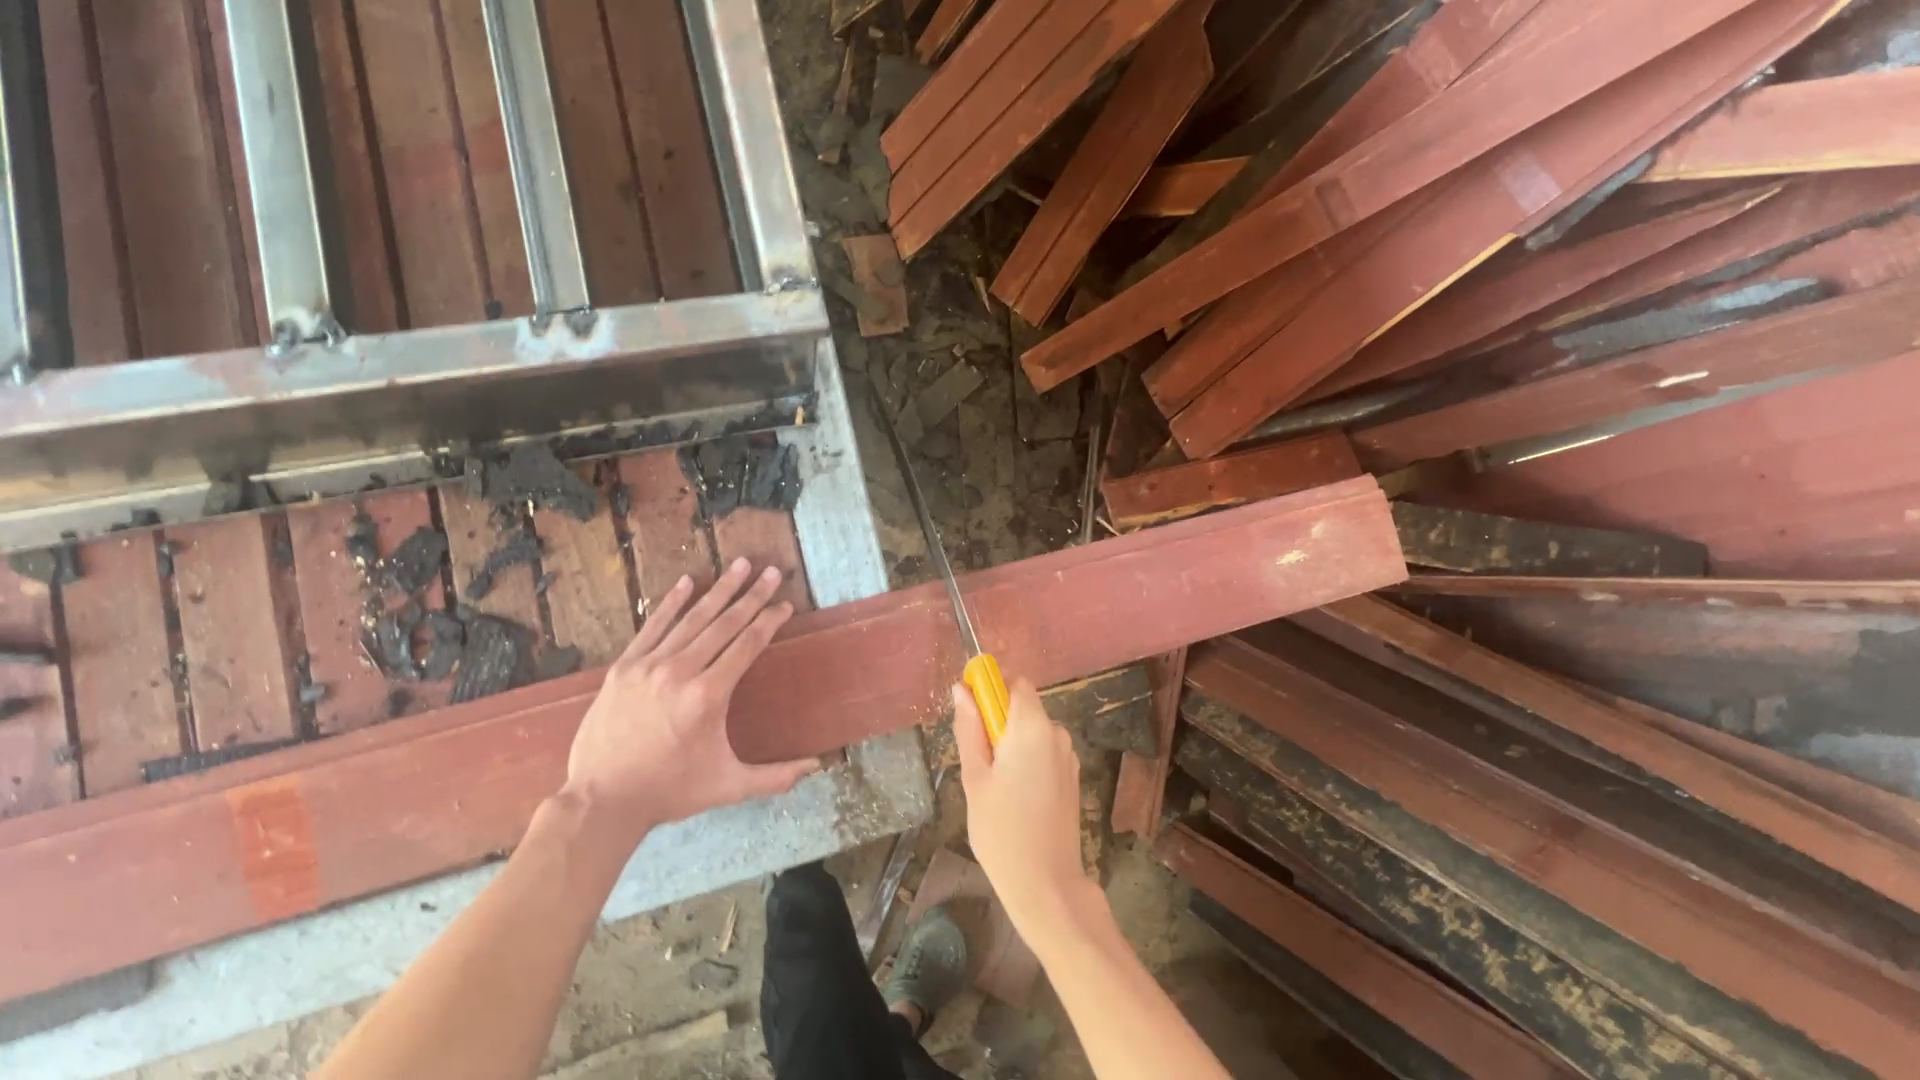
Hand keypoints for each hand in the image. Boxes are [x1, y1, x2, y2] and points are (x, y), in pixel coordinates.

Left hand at [562, 559, 820, 846]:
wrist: (602, 799)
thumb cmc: (670, 792)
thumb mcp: (729, 786)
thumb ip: (776, 776)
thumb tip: (818, 766)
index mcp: (708, 697)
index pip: (746, 645)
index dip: (768, 621)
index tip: (785, 604)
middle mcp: (679, 672)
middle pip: (724, 624)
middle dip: (751, 595)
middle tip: (771, 571)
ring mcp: (648, 666)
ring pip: (691, 619)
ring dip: (718, 590)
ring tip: (739, 565)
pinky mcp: (624, 668)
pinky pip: (653, 627)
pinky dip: (671, 603)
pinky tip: (687, 582)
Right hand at [953, 678, 1095, 934]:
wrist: (1046, 883)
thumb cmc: (1001, 830)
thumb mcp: (974, 778)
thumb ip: (969, 729)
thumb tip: (961, 689)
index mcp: (1032, 727)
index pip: (1014, 683)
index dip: (990, 691)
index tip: (970, 716)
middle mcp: (1056, 733)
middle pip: (1023, 708)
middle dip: (998, 724)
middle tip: (978, 764)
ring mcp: (1068, 756)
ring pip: (1033, 732)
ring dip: (1011, 745)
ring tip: (994, 787)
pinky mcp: (1072, 777)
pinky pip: (1044, 753)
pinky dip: (1027, 762)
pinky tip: (1015, 797)